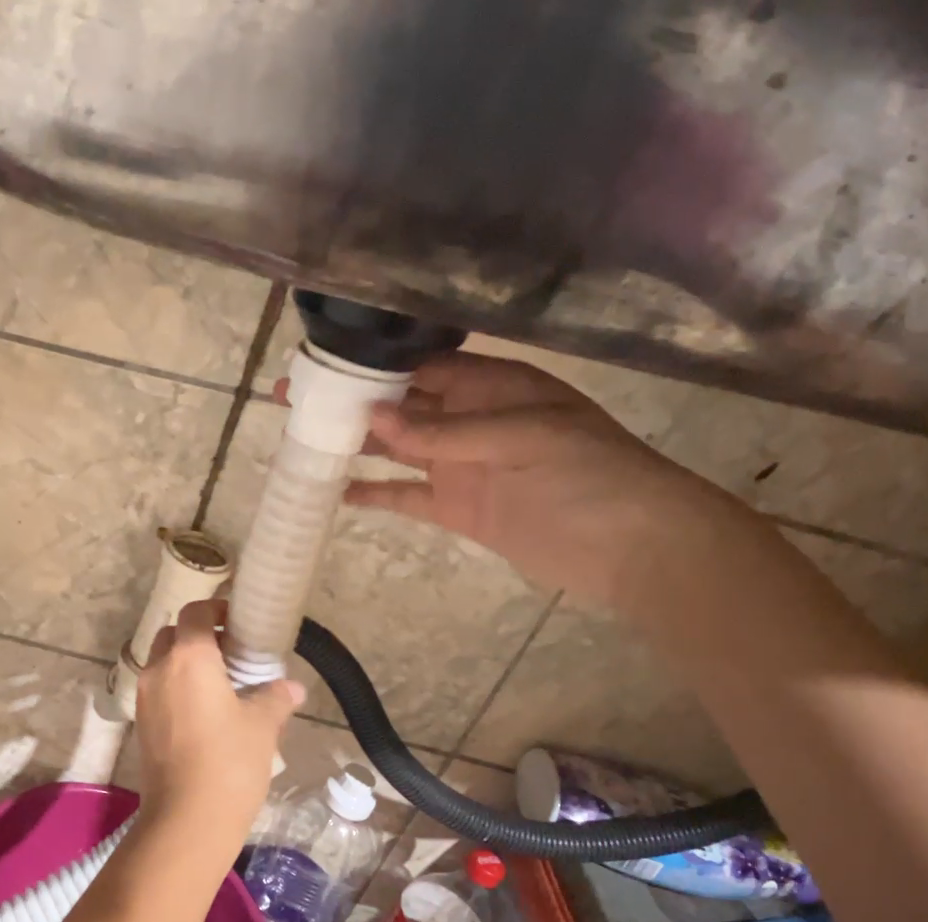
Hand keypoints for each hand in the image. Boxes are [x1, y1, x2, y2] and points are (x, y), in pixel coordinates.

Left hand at [135, 600, 303, 828]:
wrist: (187, 818)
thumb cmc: (229, 762)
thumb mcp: (262, 726)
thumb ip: (275, 697)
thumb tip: (292, 686)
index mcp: (188, 658)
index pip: (195, 613)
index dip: (216, 609)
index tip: (238, 620)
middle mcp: (159, 669)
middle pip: (173, 634)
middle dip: (199, 635)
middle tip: (232, 652)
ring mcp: (145, 697)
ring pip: (163, 663)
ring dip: (186, 662)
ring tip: (222, 683)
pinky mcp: (141, 723)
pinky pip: (159, 690)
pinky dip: (177, 688)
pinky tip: (205, 711)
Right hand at [281, 353, 766, 615]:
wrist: (636, 548)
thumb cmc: (589, 474)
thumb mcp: (522, 437)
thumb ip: (444, 431)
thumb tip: (372, 417)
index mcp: (494, 387)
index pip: (421, 367)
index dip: (371, 366)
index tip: (321, 367)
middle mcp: (471, 419)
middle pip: (400, 404)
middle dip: (348, 401)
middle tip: (290, 400)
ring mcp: (462, 465)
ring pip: (396, 447)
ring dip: (353, 443)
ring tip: (301, 438)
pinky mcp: (458, 508)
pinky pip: (406, 495)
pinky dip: (374, 493)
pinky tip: (336, 491)